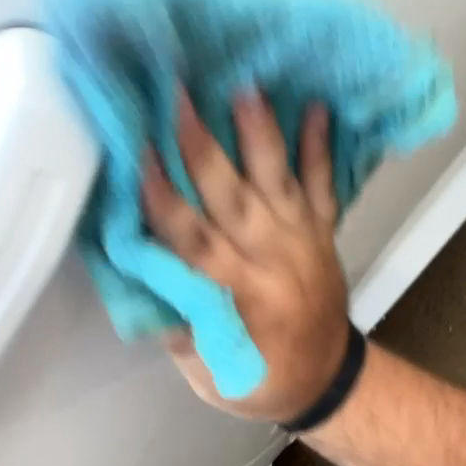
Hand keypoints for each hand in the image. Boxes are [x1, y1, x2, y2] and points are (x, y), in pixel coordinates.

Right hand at [142, 88, 351, 423]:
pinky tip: (317, 107)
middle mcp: (271, 261)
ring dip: (260, 134)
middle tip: (176, 95)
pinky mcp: (322, 233)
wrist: (329, 381)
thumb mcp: (209, 375)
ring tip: (244, 84)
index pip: (192, 242)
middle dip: (200, 147)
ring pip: (277, 182)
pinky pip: (324, 187)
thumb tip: (145, 275)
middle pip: (230, 199)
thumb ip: (181, 328)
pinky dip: (321, 149)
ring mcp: (301, 242)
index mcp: (239, 298)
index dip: (162, 200)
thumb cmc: (259, 381)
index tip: (137, 154)